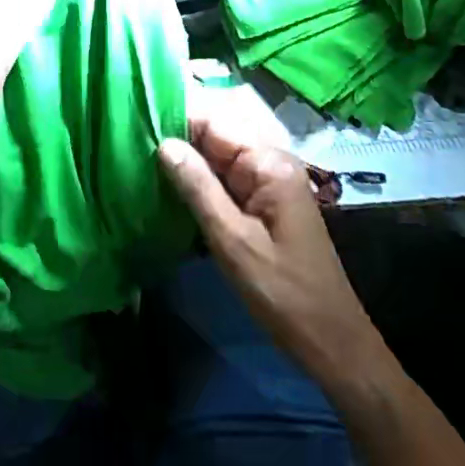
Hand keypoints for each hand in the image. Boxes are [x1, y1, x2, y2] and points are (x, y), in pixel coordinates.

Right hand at [157, 112, 385, 381]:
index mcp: (268, 164)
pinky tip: (168, 191)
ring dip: (183, 165)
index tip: (136, 131)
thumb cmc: (282, 290)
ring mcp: (266, 184)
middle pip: (212, 138)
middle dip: (176, 143)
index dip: (175, 123)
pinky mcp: (261, 204)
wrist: (330, 342)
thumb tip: (163, 143)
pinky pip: (222, 181)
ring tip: (142, 168)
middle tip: (133, 153)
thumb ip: (197, 186)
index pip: (213, 123)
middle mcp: (269, 164)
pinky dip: (197, 184)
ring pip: (214, 160)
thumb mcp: (231, 239)